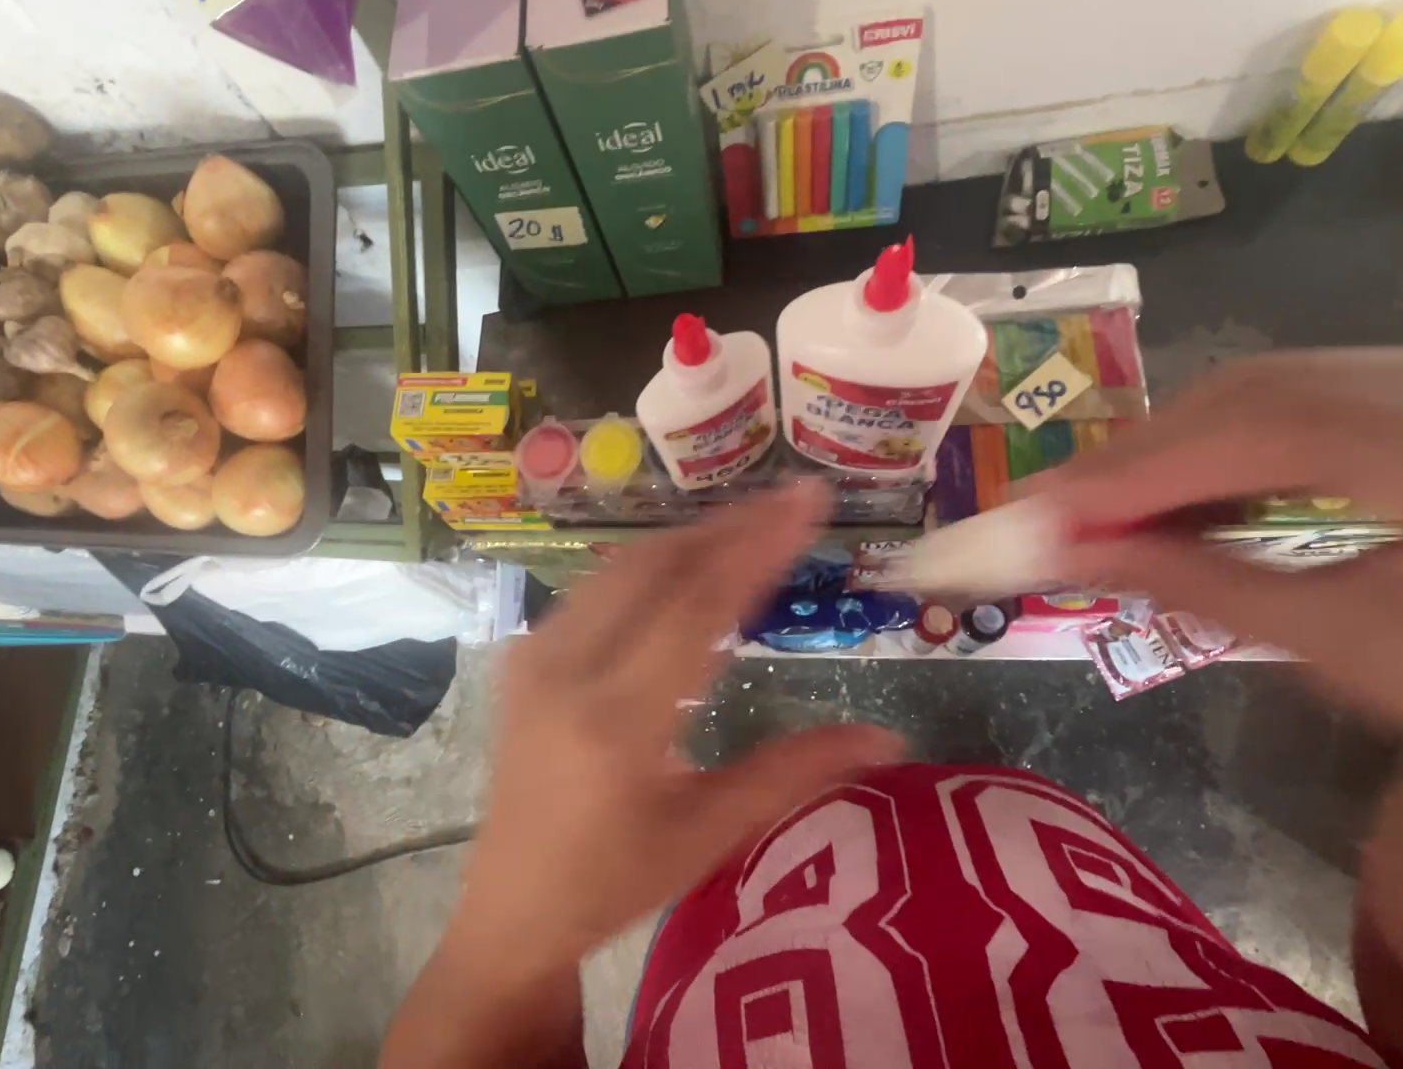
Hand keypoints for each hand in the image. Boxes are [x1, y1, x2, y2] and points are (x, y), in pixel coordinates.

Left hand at [459, 482, 901, 974]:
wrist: (514, 901)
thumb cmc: (615, 881)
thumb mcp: (709, 835)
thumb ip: (795, 773)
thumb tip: (888, 736)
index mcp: (615, 722)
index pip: (695, 608)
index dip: (757, 547)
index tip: (807, 502)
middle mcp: (566, 670)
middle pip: (656, 568)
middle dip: (730, 526)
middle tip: (792, 501)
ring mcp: (536, 655)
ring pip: (622, 568)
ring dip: (691, 539)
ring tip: (754, 521)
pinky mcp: (525, 655)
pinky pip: (596, 589)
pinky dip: (652, 565)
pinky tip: (691, 563)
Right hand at [1042, 348, 1402, 779]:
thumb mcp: (1376, 653)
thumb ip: (1216, 586)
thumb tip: (1081, 553)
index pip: (1256, 429)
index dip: (1125, 467)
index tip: (1023, 515)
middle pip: (1257, 388)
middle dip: (1134, 453)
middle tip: (1048, 516)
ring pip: (1285, 383)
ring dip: (1175, 444)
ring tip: (1105, 509)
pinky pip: (1324, 395)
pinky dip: (1231, 438)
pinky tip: (1195, 485)